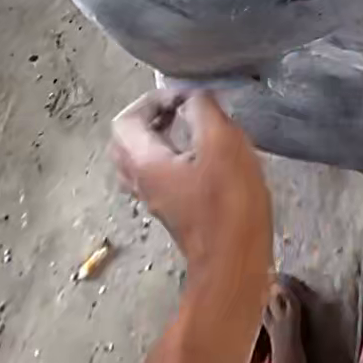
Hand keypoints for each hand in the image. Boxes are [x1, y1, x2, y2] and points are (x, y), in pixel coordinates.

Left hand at [111, 90, 272, 277]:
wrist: (236, 264)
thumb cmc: (228, 201)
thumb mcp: (221, 141)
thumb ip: (202, 109)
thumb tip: (193, 97)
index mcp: (144, 163)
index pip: (125, 121)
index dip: (152, 100)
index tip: (185, 97)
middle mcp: (142, 182)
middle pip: (128, 139)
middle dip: (152, 116)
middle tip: (183, 107)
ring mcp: (156, 199)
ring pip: (143, 157)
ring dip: (162, 134)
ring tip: (194, 125)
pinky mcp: (174, 210)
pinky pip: (160, 172)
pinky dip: (174, 153)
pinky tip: (205, 152)